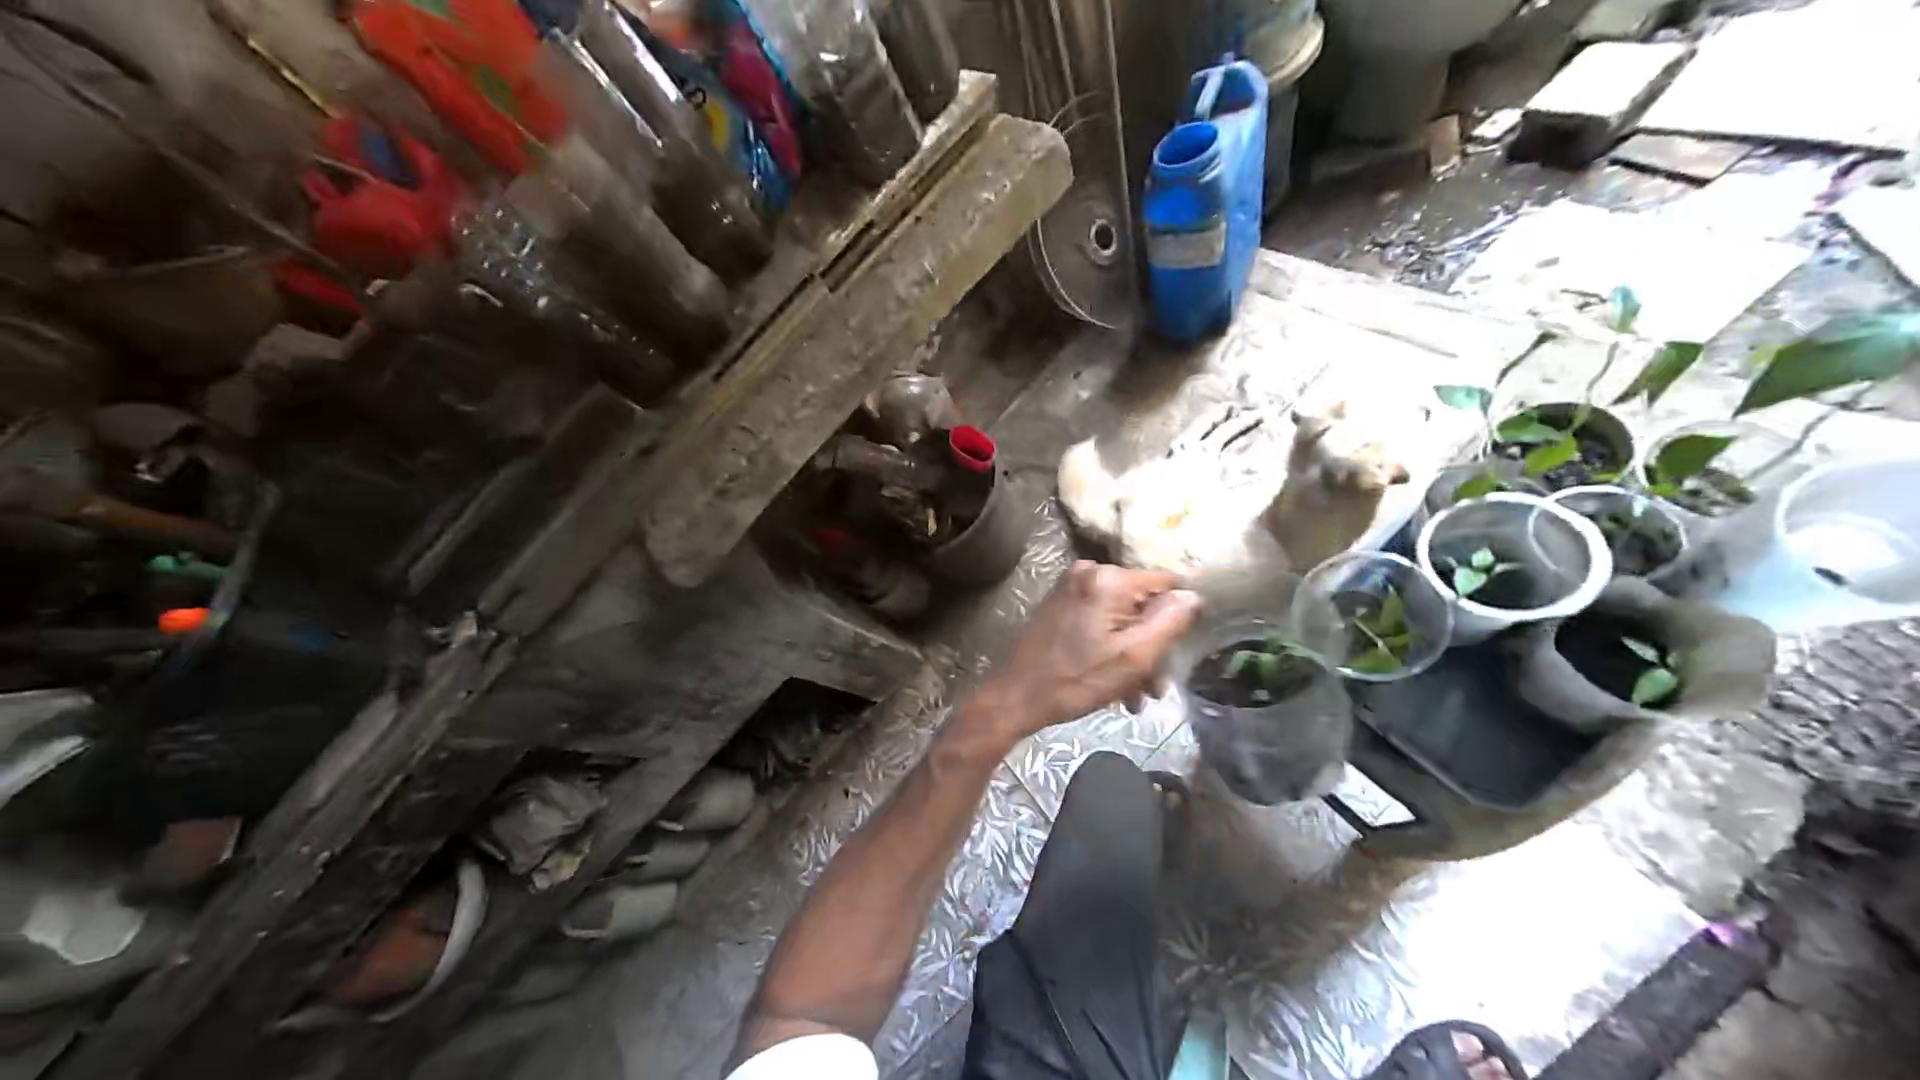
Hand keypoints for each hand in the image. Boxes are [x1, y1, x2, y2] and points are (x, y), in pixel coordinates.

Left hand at [972, 561, 1200, 740]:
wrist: (1016, 696)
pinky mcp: (1061, 602)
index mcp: (1108, 578)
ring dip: (1133, 652)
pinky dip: (1111, 645)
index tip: (1179, 650)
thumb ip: (1170, 622)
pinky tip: (1115, 682)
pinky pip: (1101, 618)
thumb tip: (1196, 595)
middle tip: (1155, 686)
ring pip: (1122, 615)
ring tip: (1135, 693)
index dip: (1180, 615)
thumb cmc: (1076, 680)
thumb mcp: (1134, 657)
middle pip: (1142, 602)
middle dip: (1153, 643)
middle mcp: (1088, 571)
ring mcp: (1071, 586)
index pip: (1166, 583)